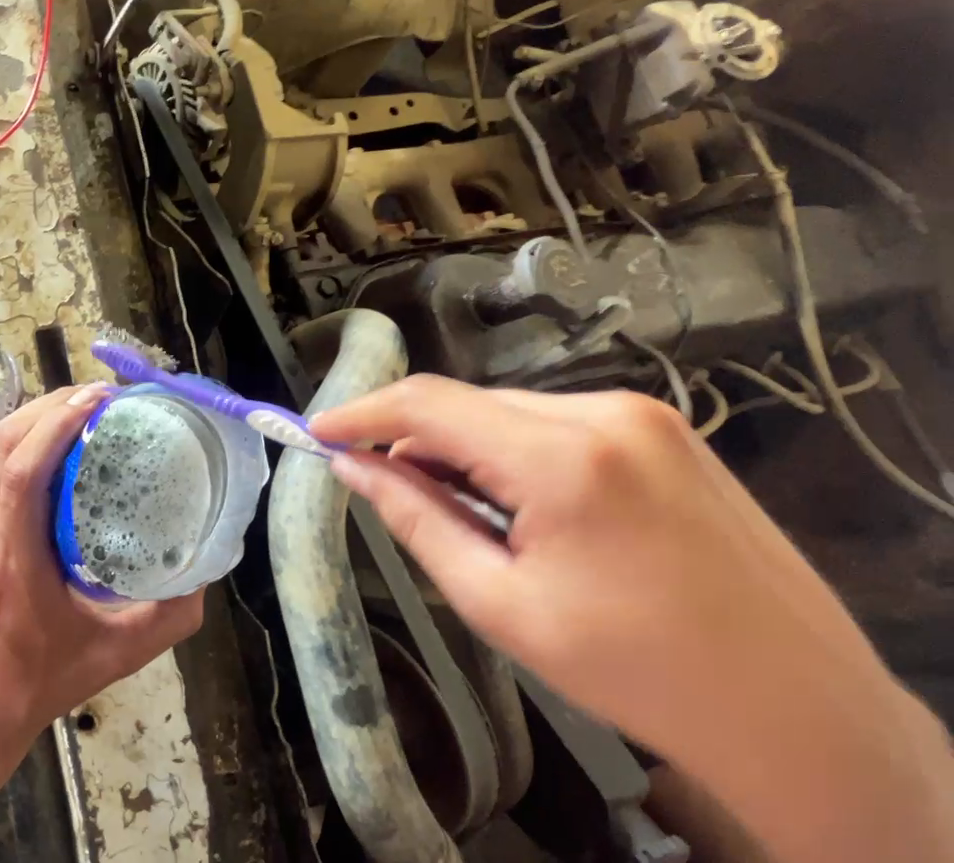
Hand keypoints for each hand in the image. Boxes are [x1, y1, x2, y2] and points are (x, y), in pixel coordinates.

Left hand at [0, 384, 205, 757]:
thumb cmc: (46, 678)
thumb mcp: (120, 653)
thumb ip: (168, 614)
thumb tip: (203, 570)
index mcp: (15, 557)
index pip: (21, 472)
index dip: (54, 426)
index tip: (96, 400)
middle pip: (0, 445)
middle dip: (45, 407)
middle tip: (98, 396)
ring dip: (31, 418)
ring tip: (80, 408)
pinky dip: (20, 442)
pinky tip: (57, 443)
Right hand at [312, 376, 953, 862]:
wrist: (798, 710)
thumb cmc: (635, 668)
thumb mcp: (499, 602)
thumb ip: (416, 519)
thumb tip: (353, 468)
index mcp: (563, 458)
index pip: (428, 404)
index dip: (361, 414)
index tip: (315, 434)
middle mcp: (608, 414)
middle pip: (468, 405)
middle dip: (413, 441)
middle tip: (386, 492)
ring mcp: (648, 418)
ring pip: (509, 412)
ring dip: (464, 450)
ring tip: (463, 516)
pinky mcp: (669, 434)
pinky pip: (555, 423)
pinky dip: (513, 453)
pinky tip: (522, 508)